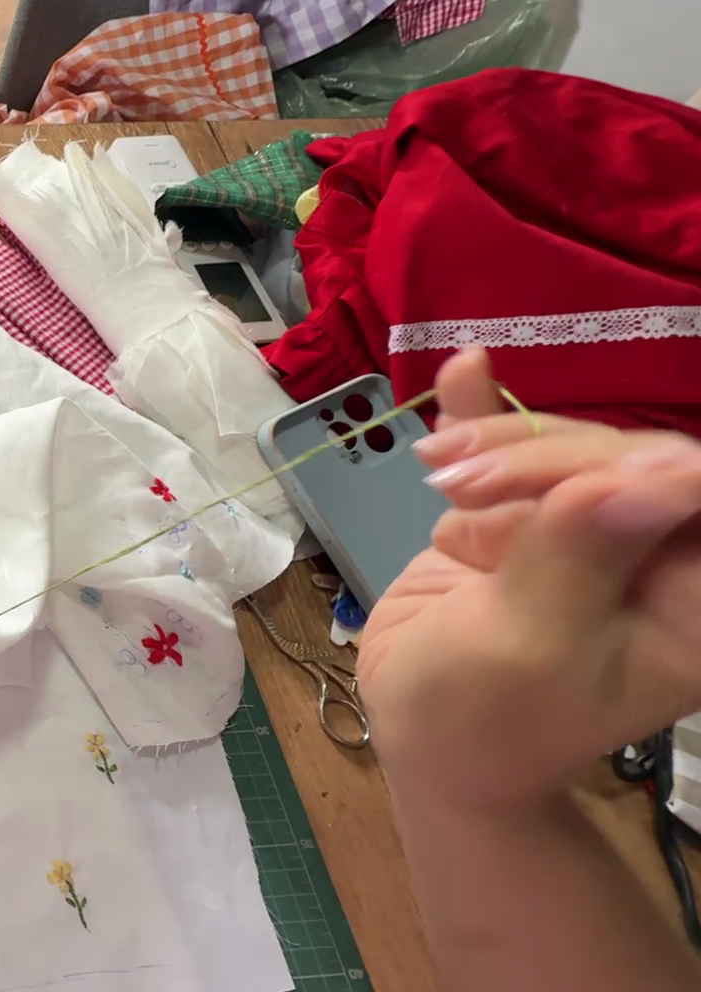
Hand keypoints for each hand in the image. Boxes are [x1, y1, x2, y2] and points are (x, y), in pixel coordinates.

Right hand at [358, 348, 700, 811]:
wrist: (423, 729)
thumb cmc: (482, 710)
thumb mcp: (529, 647)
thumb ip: (575, 562)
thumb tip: (639, 478)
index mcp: (695, 594)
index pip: (686, 488)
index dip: (606, 465)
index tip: (497, 487)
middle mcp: (651, 553)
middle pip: (620, 457)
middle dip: (535, 455)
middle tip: (453, 486)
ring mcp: (576, 532)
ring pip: (556, 448)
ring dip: (492, 441)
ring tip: (433, 472)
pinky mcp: (509, 523)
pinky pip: (504, 455)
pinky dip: (479, 412)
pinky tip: (466, 368)